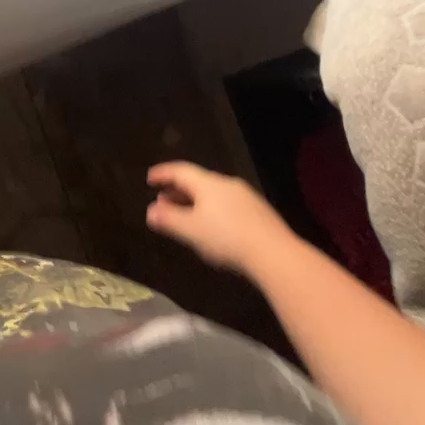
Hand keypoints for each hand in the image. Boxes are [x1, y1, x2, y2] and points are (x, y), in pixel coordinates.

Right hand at [145, 161, 297, 272]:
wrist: (275, 254)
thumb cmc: (226, 238)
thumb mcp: (190, 230)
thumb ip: (168, 219)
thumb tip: (150, 211)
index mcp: (208, 183)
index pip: (180, 170)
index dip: (163, 173)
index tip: (149, 179)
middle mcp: (226, 183)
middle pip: (197, 181)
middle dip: (178, 191)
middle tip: (164, 201)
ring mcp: (246, 197)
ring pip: (213, 194)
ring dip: (195, 202)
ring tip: (186, 216)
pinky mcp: (259, 212)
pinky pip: (228, 204)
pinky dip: (213, 210)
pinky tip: (214, 227)